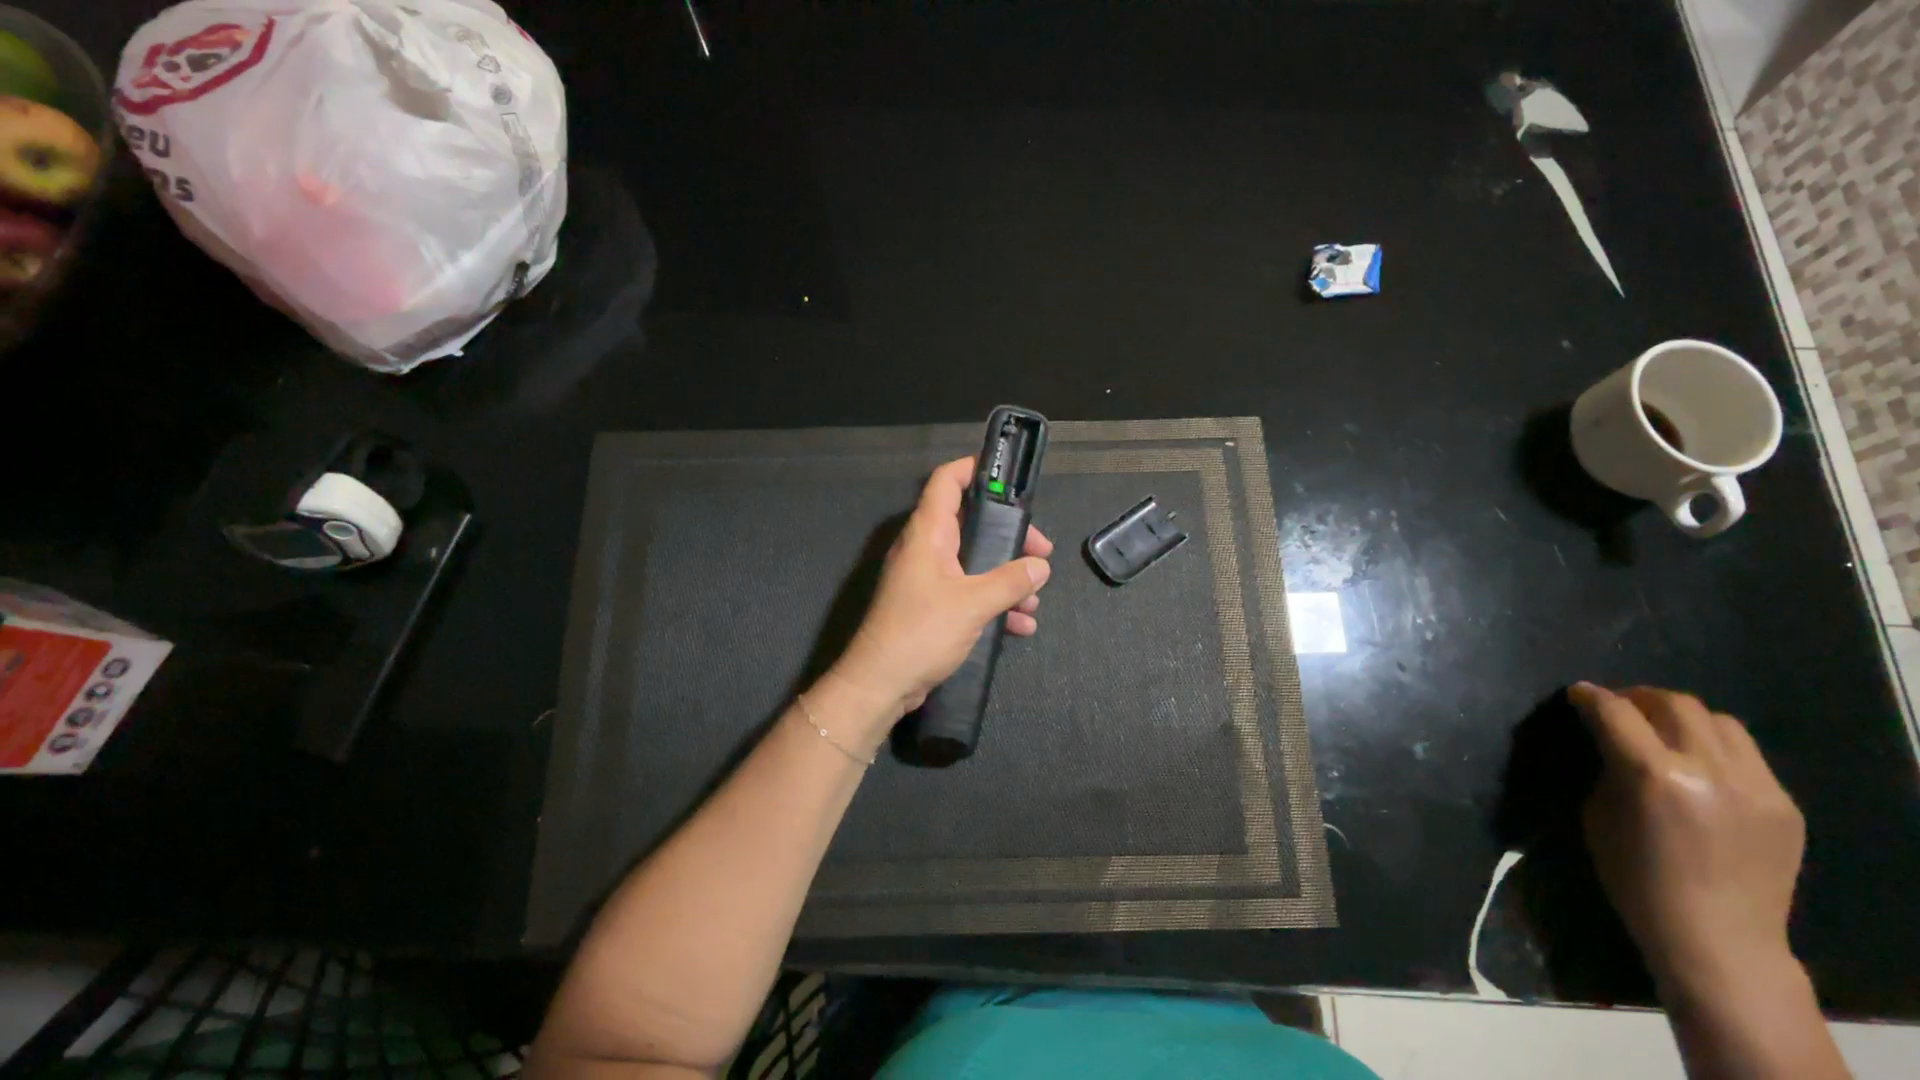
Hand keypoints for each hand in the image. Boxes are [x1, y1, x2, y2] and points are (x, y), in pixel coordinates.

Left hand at [824, 457, 1053, 731]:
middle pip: (971, 524)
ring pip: (974, 563)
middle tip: (1041, 552)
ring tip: (1036, 597)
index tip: (1009, 476)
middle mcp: (926, 549)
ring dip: (1006, 577)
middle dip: (1009, 536)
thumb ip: (1010, 581)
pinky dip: (994, 604)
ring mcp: (927, 579)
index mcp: (928, 534)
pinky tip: (1020, 625)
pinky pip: (969, 594)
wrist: (881, 683)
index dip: (975, 469)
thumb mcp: (973, 604)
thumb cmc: (922, 632)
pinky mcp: (931, 608)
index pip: (947, 482)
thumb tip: (1040, 566)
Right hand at [1569, 683, 1806, 1002]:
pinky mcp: (1784, 802)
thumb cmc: (1637, 883)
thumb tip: (1611, 743)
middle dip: (1638, 698)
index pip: (1616, 713)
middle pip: (1673, 703)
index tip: (1578, 693)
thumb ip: (1610, 771)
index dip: (1591, 697)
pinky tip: (1701, 768)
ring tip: (1665, 732)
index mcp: (1654, 776)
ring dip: (1682, 717)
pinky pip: (1746, 755)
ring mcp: (1756, 785)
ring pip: (1717, 720)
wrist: (1717, 939)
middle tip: (1620, 708)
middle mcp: (1710, 769)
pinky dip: (1716, 748)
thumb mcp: (1599, 819)